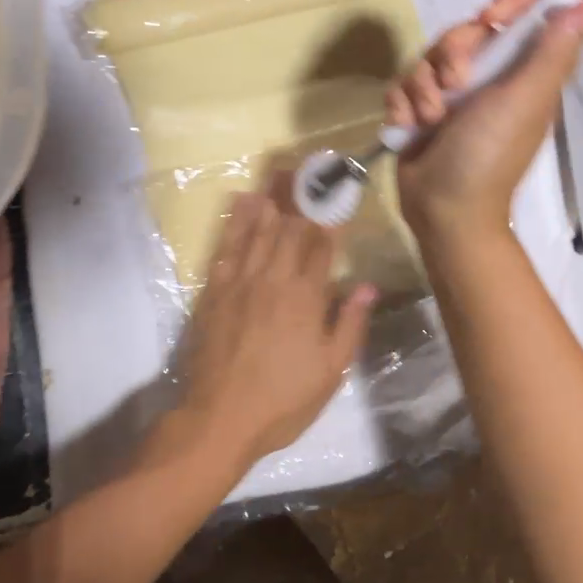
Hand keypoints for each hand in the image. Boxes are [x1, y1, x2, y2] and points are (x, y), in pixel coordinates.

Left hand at [172, 192, 377, 466]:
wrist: (219, 419)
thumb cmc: (282, 400)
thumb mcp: (330, 371)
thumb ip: (349, 324)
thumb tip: (368, 286)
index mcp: (305, 298)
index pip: (323, 244)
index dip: (333, 214)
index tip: (341, 188)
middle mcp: (273, 279)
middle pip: (289, 226)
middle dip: (302, 192)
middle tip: (311, 163)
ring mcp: (240, 282)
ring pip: (258, 228)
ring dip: (271, 195)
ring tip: (280, 169)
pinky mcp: (214, 291)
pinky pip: (226, 246)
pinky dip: (235, 221)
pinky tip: (241, 201)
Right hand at [388, 0, 582, 237]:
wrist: (444, 209)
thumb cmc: (489, 156)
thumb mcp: (525, 100)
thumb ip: (553, 52)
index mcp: (521, 71)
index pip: (518, 13)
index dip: (503, 6)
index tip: (488, 19)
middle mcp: (489, 77)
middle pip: (463, 31)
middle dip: (451, 54)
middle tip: (455, 87)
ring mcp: (452, 95)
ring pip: (427, 57)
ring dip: (422, 87)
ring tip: (429, 118)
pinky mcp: (420, 111)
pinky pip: (402, 84)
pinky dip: (402, 106)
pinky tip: (409, 127)